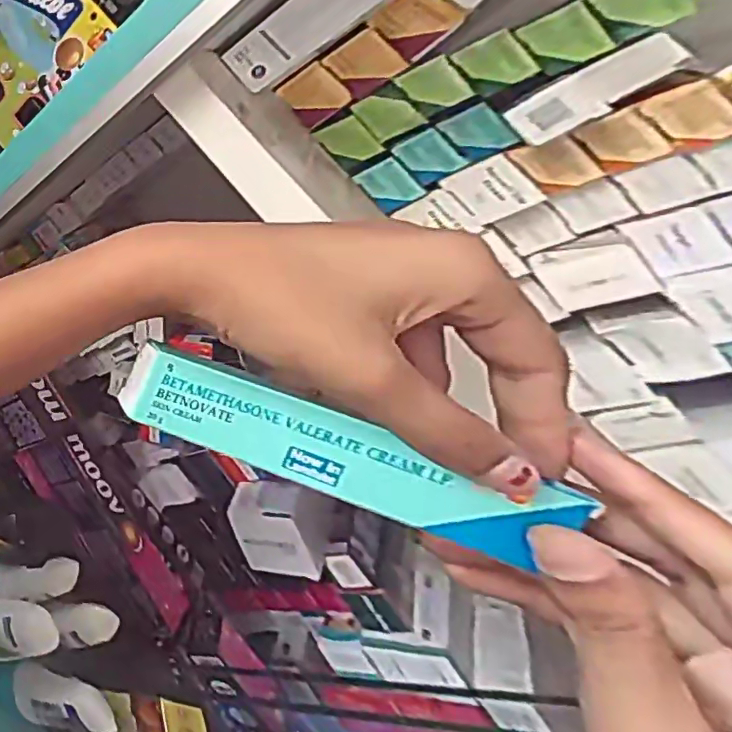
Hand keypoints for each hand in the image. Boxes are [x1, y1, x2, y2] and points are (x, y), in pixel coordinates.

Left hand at [155, 221, 571, 495]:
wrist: (191, 270)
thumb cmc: (271, 295)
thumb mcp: (370, 377)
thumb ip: (444, 431)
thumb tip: (501, 468)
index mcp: (458, 266)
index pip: (533, 354)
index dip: (539, 423)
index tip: (530, 472)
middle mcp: (425, 259)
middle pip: (479, 353)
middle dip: (466, 415)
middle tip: (467, 467)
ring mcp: (379, 270)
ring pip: (421, 353)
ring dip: (412, 402)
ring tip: (398, 445)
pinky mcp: (341, 284)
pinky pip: (379, 341)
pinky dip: (375, 378)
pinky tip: (351, 408)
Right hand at [429, 429, 731, 731]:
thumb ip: (615, 640)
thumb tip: (563, 542)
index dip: (655, 498)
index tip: (582, 447)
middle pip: (685, 579)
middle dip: (577, 527)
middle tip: (506, 486)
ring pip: (638, 603)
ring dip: (544, 563)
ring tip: (471, 530)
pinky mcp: (705, 711)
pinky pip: (622, 635)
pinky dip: (553, 604)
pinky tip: (492, 573)